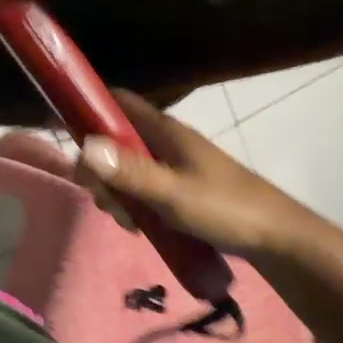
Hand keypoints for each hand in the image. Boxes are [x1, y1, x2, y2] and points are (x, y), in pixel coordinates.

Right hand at [75, 91, 329, 257]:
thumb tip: (84, 146)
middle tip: (106, 201)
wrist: (279, 240)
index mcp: (165, 130)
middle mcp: (166, 141)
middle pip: (114, 141)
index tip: (62, 129)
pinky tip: (141, 227)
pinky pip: (142, 189)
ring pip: (125, 169)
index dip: (86, 107)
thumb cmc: (227, 209)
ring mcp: (174, 166)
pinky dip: (134, 204)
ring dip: (116, 192)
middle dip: (99, 169)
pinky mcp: (180, 189)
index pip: (116, 101)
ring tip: (130, 222)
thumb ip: (129, 172)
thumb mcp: (172, 193)